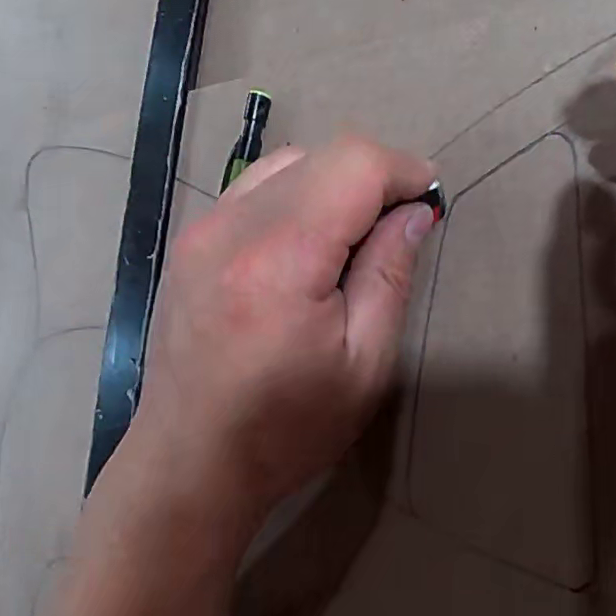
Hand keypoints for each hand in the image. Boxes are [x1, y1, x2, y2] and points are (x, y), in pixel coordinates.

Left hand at [125, 136, 438, 518]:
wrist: (190, 460)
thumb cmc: (287, 428)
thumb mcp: (364, 364)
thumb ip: (390, 273)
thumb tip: (414, 212)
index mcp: (281, 258)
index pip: (354, 164)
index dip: (403, 171)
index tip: (427, 204)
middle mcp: (232, 227)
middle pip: (320, 156)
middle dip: (373, 178)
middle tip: (396, 228)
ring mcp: (201, 229)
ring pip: (285, 164)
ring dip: (332, 183)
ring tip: (352, 238)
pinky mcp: (188, 242)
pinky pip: (252, 190)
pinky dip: (294, 196)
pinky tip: (305, 245)